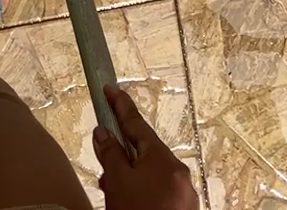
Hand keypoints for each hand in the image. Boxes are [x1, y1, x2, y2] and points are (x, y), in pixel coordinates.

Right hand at [93, 83, 198, 209]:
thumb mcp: (117, 182)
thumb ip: (110, 153)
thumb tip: (104, 133)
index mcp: (164, 160)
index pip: (137, 124)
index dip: (120, 105)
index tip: (110, 88)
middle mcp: (179, 173)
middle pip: (145, 150)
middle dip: (123, 148)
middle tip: (103, 147)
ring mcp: (183, 195)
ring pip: (151, 172)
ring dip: (130, 173)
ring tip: (110, 186)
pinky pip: (158, 190)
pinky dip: (140, 189)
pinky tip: (126, 200)